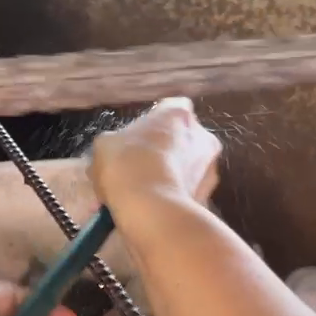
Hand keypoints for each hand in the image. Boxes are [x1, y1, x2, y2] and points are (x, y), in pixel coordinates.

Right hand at [91, 97, 222, 226]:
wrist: (149, 208)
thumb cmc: (125, 164)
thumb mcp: (104, 145)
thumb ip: (117, 141)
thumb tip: (118, 149)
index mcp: (177, 113)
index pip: (171, 108)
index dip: (154, 122)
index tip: (139, 136)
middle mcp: (203, 135)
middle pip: (183, 138)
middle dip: (165, 150)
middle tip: (139, 165)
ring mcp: (211, 167)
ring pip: (188, 166)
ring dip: (170, 174)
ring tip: (142, 191)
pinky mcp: (208, 196)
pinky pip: (187, 191)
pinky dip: (173, 196)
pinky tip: (151, 206)